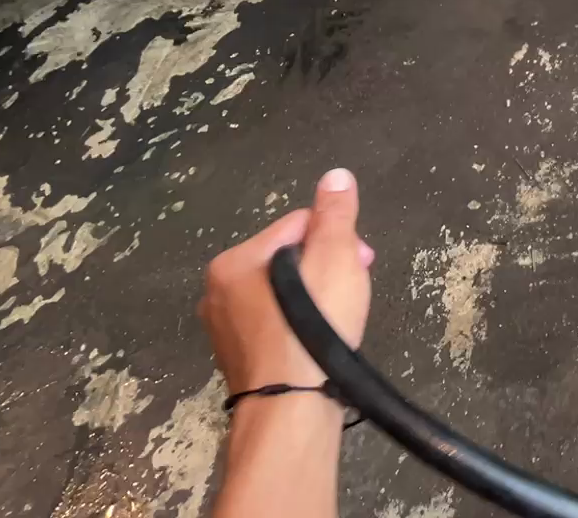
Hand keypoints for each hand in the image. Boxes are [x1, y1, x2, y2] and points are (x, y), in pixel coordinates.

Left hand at [199, 168, 373, 394]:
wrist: (292, 403)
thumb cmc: (314, 323)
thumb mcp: (336, 256)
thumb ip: (336, 214)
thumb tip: (336, 174)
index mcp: (236, 260)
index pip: (300, 223)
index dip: (337, 238)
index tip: (359, 262)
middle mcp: (217, 289)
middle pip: (291, 255)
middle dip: (327, 264)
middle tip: (353, 287)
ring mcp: (222, 326)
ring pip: (283, 288)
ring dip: (315, 291)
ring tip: (338, 314)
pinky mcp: (235, 354)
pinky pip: (274, 319)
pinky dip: (298, 319)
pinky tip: (317, 336)